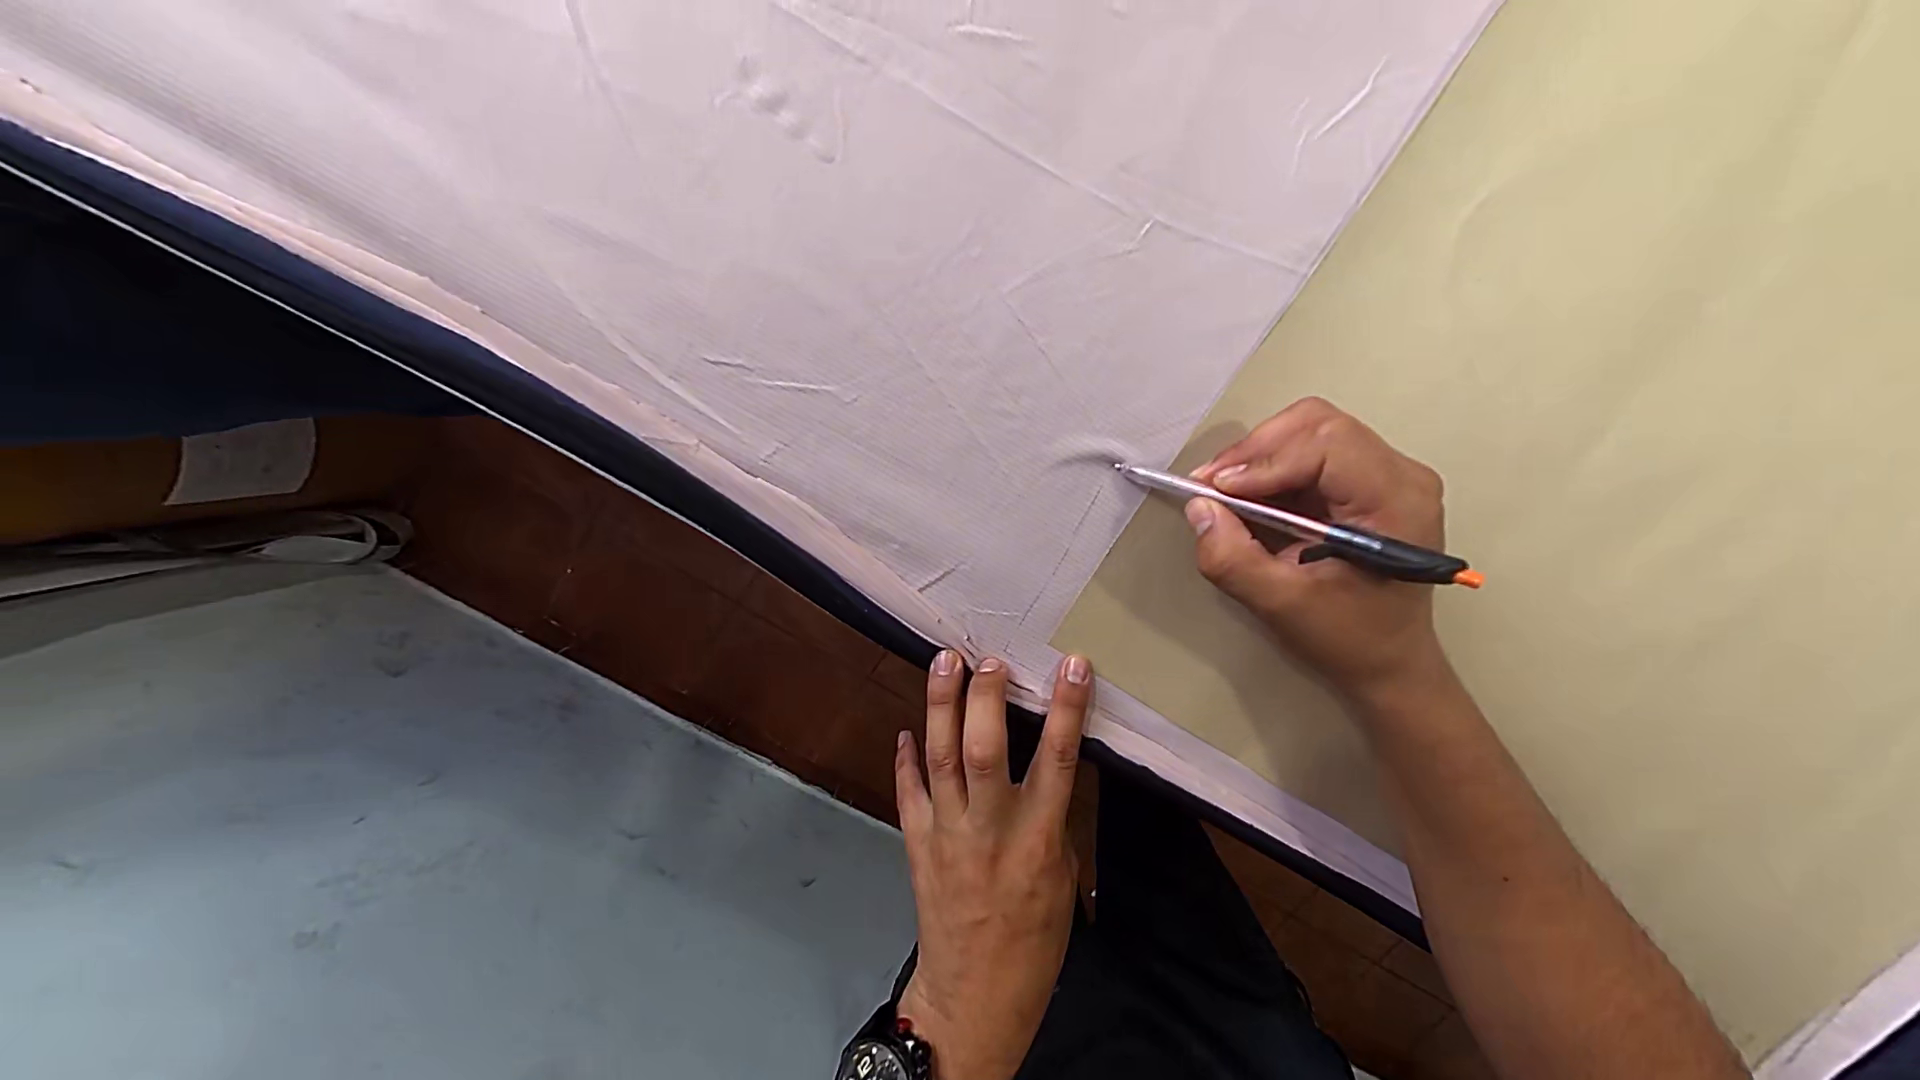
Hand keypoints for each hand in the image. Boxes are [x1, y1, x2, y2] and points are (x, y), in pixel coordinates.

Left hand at [893, 651, 1091, 1079]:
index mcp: (1037, 838)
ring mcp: (946, 832)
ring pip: (940, 757)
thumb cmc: (1034, 942)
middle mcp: (989, 828)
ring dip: (941, 706)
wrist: (975, 997)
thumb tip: (1049, 766)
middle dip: (985, 697)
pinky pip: (908, 790)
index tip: (1072, 666)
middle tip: (989, 658)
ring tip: (944, 662)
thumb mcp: (1062, 877)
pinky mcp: (916, 842)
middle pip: (983, 750)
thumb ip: (1052, 817)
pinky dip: (906, 757)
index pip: (1057, 759)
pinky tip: (907, 729)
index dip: (1066, 708)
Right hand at [1186, 397, 1449, 704]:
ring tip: (1223, 490)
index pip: (1325, 446)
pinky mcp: (1362, 481)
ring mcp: (1383, 474)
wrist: (1389, 662)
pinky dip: (1267, 465)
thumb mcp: (1280, 605)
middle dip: (1255, 450)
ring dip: (1257, 455)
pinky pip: (1308, 449)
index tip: (1216, 490)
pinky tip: (1245, 494)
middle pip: (1316, 423)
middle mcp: (1399, 475)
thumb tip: (1199, 509)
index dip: (1262, 462)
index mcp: (1396, 501)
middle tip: (1213, 485)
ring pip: (1309, 428)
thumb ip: (1232, 558)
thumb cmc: (1350, 638)